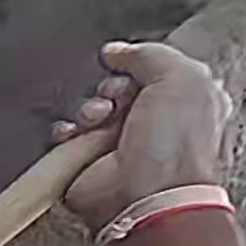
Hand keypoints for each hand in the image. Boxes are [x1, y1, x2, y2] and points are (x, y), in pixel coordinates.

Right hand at [51, 41, 232, 231]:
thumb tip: (115, 51)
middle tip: (114, 102)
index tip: (133, 75)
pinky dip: (64, 132)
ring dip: (86, 110)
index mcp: (182, 100)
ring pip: (88, 110)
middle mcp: (148, 122)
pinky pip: (65, 136)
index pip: (150, 70)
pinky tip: (71, 135)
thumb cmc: (174, 142)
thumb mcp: (181, 77)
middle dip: (109, 89)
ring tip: (94, 122)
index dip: (136, 67)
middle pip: (115, 88)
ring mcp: (114, 143)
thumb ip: (150, 55)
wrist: (141, 194)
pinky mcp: (84, 162)